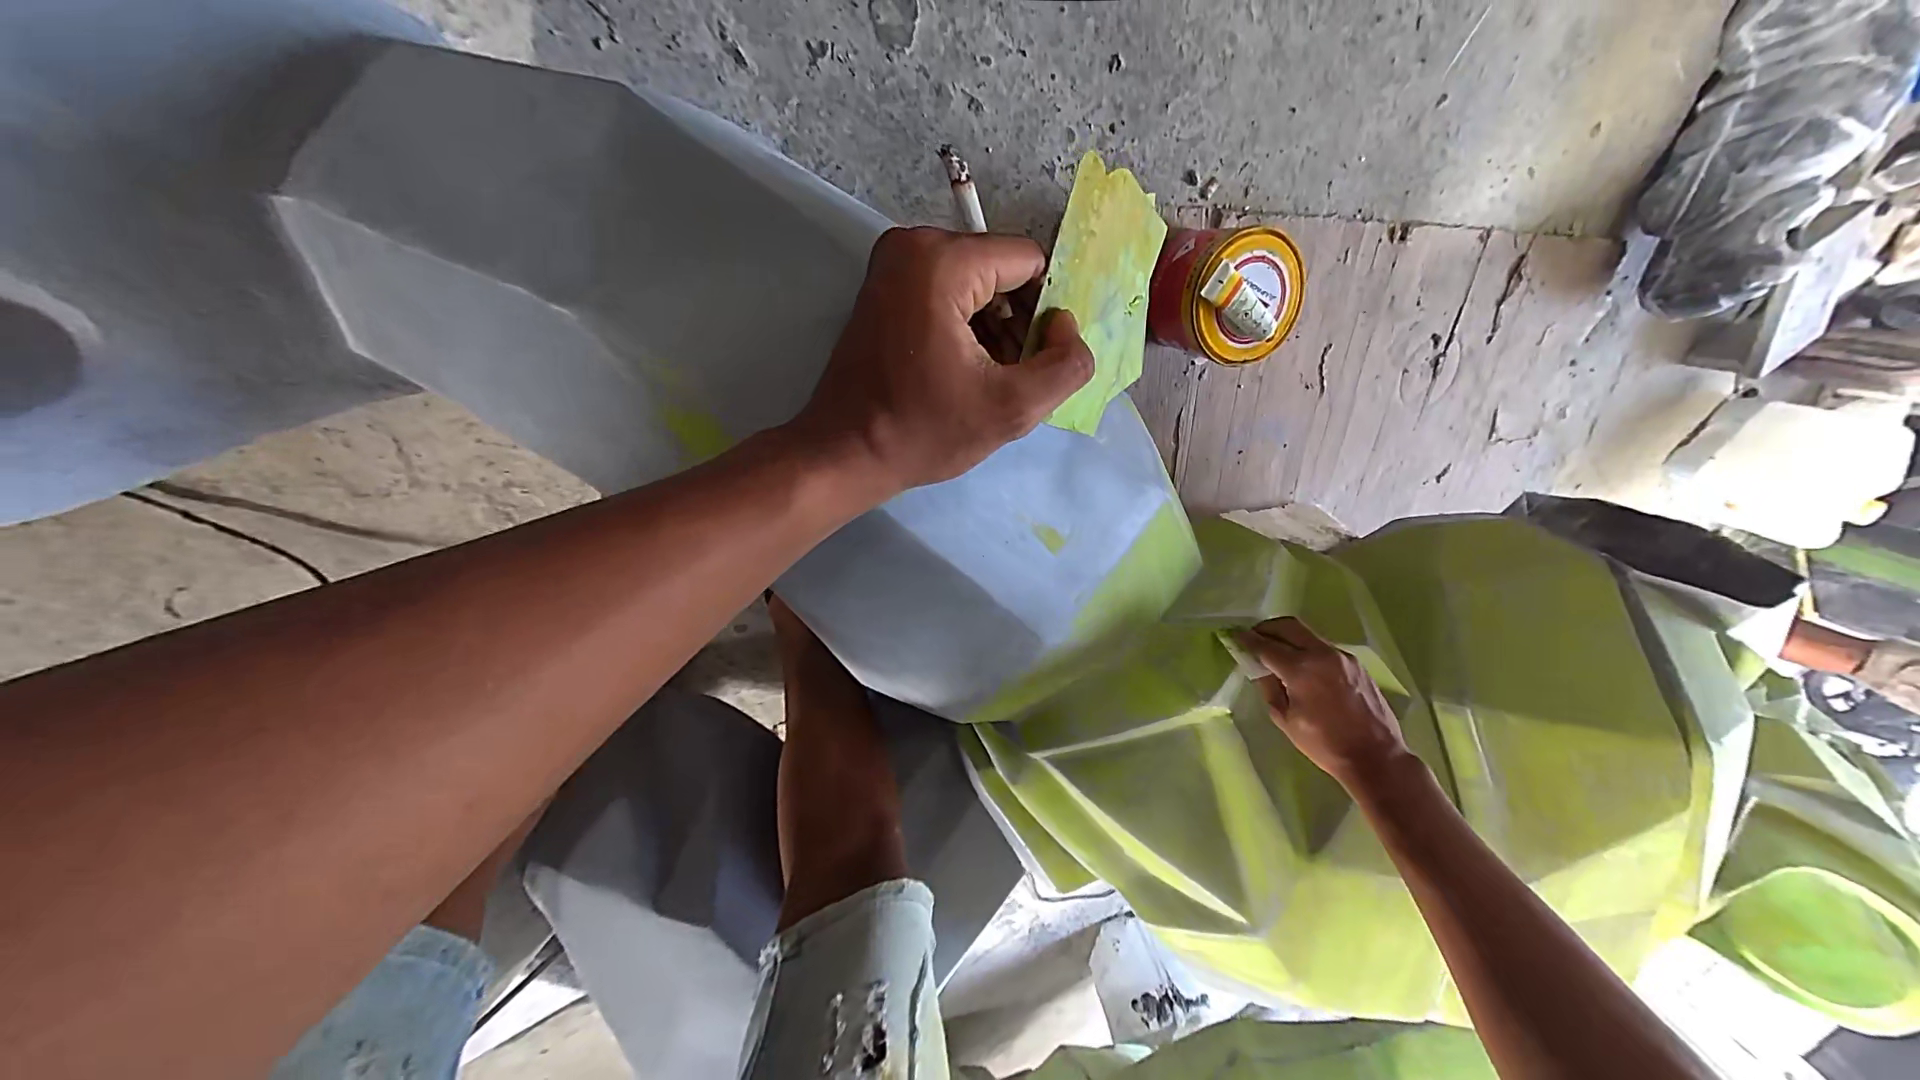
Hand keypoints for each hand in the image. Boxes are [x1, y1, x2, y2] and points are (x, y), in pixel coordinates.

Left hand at [787, 227, 1093, 494]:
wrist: (844, 454)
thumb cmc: (923, 432)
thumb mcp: (1012, 408)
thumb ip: (1066, 364)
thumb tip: (1065, 327)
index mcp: (942, 261)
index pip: (1030, 263)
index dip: (1047, 312)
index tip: (1036, 361)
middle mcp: (913, 245)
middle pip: (1001, 271)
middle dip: (1019, 323)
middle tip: (1011, 377)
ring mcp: (891, 265)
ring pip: (976, 285)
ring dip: (994, 330)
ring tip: (987, 381)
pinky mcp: (883, 289)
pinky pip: (947, 294)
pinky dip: (965, 328)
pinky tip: (963, 373)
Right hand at [1233, 618, 1410, 788]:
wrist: (1376, 756)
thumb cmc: (1324, 744)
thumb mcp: (1285, 719)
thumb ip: (1269, 688)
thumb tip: (1261, 670)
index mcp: (1301, 670)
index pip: (1266, 646)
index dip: (1247, 640)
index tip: (1234, 636)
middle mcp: (1322, 654)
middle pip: (1288, 626)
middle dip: (1267, 628)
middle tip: (1253, 637)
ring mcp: (1342, 657)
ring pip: (1308, 634)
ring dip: (1288, 636)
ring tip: (1276, 651)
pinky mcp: (1356, 664)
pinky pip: (1323, 647)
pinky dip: (1306, 648)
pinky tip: (1302, 666)